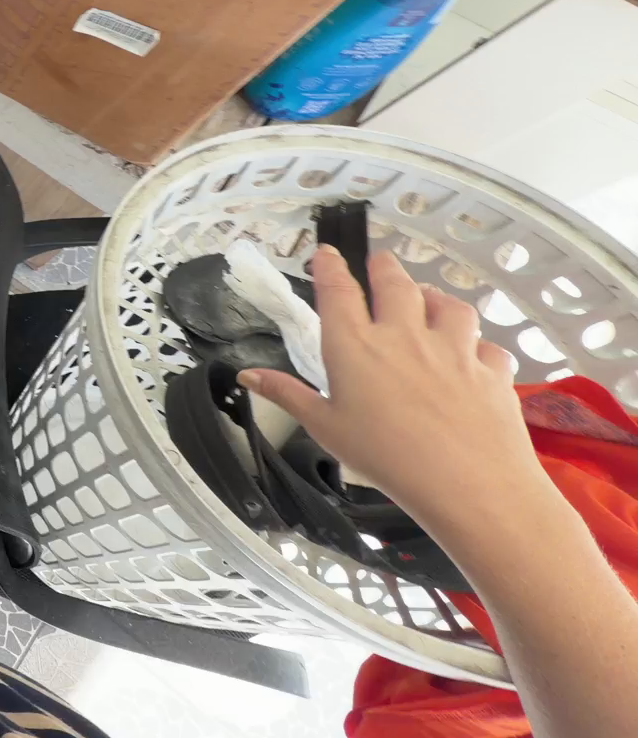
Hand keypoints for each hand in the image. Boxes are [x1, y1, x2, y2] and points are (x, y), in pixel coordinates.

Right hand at [238, 245, 546, 532]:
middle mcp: (403, 337)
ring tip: (426, 298)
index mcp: (353, 345)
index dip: (330, 267)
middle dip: (385, 267)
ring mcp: (454, 351)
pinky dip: (475, 341)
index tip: (327, 251)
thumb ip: (286, 394)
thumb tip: (245, 375)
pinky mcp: (493, 373)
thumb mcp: (322, 425)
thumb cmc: (383, 454)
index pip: (338, 292)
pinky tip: (469, 351)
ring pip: (450, 306)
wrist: (472, 486)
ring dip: (434, 296)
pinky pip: (486, 345)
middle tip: (379, 261)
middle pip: (397, 285)